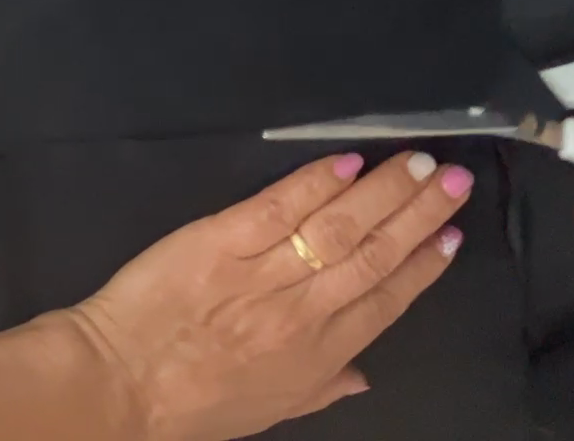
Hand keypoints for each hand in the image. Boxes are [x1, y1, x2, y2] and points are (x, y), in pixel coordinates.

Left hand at [57, 151, 472, 440]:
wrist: (121, 382)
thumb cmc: (191, 402)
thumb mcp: (269, 409)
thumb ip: (322, 387)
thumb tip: (364, 375)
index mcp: (319, 357)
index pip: (386, 301)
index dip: (423, 266)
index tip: (451, 235)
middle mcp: (302, 311)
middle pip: (374, 255)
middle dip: (418, 216)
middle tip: (453, 181)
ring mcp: (262, 272)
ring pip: (337, 226)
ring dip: (383, 192)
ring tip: (418, 164)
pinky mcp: (220, 239)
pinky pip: (277, 206)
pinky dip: (314, 183)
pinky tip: (345, 163)